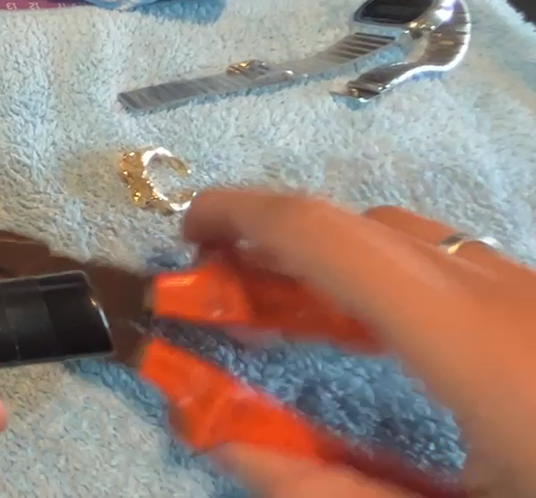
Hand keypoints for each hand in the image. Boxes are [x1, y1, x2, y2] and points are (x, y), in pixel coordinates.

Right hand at [183, 190, 535, 496]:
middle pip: (359, 228)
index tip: (182, 239)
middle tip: (227, 288)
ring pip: (420, 249)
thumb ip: (329, 491)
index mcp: (473, 342)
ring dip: (338, 266)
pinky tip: (404, 349)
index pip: (317, 232)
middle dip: (273, 242)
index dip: (233, 214)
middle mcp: (515, 301)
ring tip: (305, 318)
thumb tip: (219, 440)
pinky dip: (400, 290)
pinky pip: (471, 277)